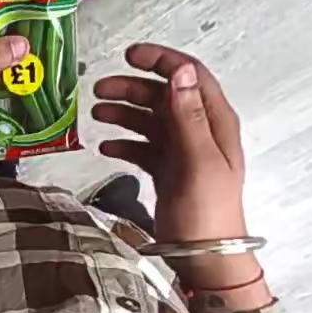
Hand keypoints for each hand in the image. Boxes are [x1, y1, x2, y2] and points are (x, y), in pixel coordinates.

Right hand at [93, 43, 266, 309]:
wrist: (206, 257)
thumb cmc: (208, 213)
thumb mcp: (200, 162)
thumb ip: (189, 117)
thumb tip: (179, 72)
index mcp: (214, 123)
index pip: (189, 76)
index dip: (162, 61)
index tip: (130, 55)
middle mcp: (198, 133)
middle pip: (164, 97)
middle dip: (132, 88)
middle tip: (100, 90)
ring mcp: (181, 154)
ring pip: (150, 122)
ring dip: (124, 114)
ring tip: (97, 114)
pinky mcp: (167, 173)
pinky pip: (143, 149)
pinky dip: (125, 145)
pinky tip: (107, 147)